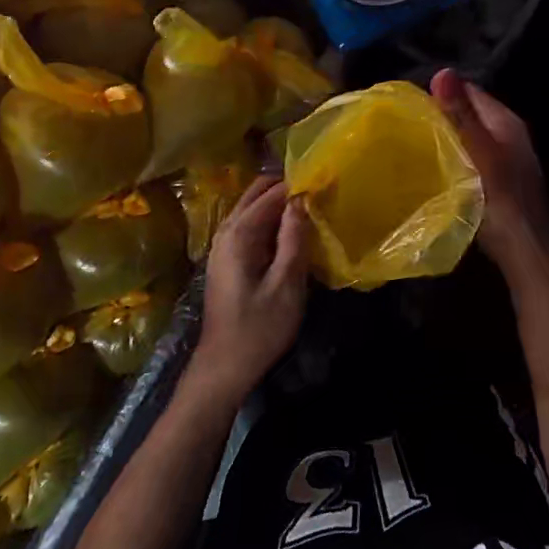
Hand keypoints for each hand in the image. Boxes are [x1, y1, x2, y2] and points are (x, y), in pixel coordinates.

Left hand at [195, 176, 310, 399]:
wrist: (225, 365)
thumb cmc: (259, 327)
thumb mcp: (286, 284)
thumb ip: (294, 239)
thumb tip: (302, 200)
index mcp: (239, 233)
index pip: (272, 193)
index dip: (299, 186)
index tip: (326, 183)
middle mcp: (225, 231)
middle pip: (255, 193)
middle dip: (285, 188)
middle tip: (319, 194)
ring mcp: (222, 245)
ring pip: (251, 208)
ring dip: (277, 204)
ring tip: (310, 209)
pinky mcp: (225, 259)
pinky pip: (248, 225)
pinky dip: (268, 220)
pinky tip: (290, 232)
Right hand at [430, 69, 548, 272]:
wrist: (525, 248)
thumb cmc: (501, 198)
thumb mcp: (478, 152)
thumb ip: (460, 115)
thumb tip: (443, 71)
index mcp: (507, 123)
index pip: (471, 92)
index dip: (442, 93)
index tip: (410, 103)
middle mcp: (510, 136)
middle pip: (470, 116)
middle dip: (442, 117)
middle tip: (406, 125)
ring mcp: (507, 161)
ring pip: (470, 140)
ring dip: (448, 140)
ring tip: (415, 145)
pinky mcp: (499, 183)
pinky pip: (472, 161)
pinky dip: (455, 161)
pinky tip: (436, 171)